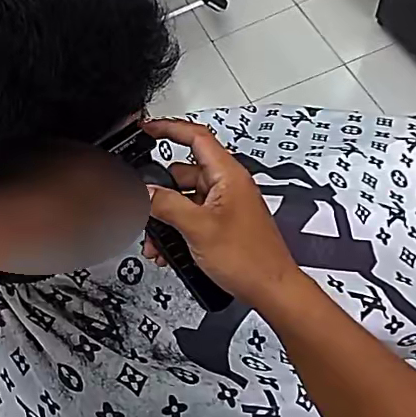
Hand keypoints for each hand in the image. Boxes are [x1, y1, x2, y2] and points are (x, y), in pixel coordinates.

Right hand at [138, 118, 302, 307]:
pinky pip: (193, 216)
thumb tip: (145, 193)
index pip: (196, 137)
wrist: (270, 288)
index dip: (169, 128)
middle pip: (184, 173)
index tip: (148, 129)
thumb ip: (166, 206)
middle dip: (161, 191)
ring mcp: (226, 205)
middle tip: (146, 207)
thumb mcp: (198, 228)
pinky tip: (171, 249)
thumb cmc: (250, 259)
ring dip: (168, 216)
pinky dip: (179, 228)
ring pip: (186, 198)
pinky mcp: (224, 223)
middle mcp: (229, 186)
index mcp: (228, 175)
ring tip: (159, 238)